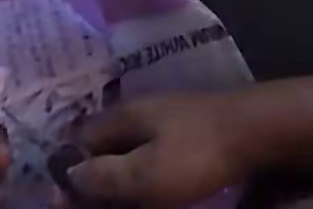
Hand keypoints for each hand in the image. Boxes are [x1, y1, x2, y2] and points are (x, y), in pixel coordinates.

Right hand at [67, 93, 253, 208]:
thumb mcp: (145, 173)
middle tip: (86, 206)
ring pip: (125, 152)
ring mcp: (162, 120)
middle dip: (90, 177)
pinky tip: (141, 193)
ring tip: (112, 204)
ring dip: (114, 179)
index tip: (60, 203)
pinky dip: (137, 175)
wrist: (251, 131)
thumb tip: (67, 173)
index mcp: (125, 116)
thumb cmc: (196, 153)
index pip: (80, 140)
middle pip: (102, 146)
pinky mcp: (181, 134)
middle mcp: (139, 112)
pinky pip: (147, 155)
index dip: (67, 171)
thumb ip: (104, 175)